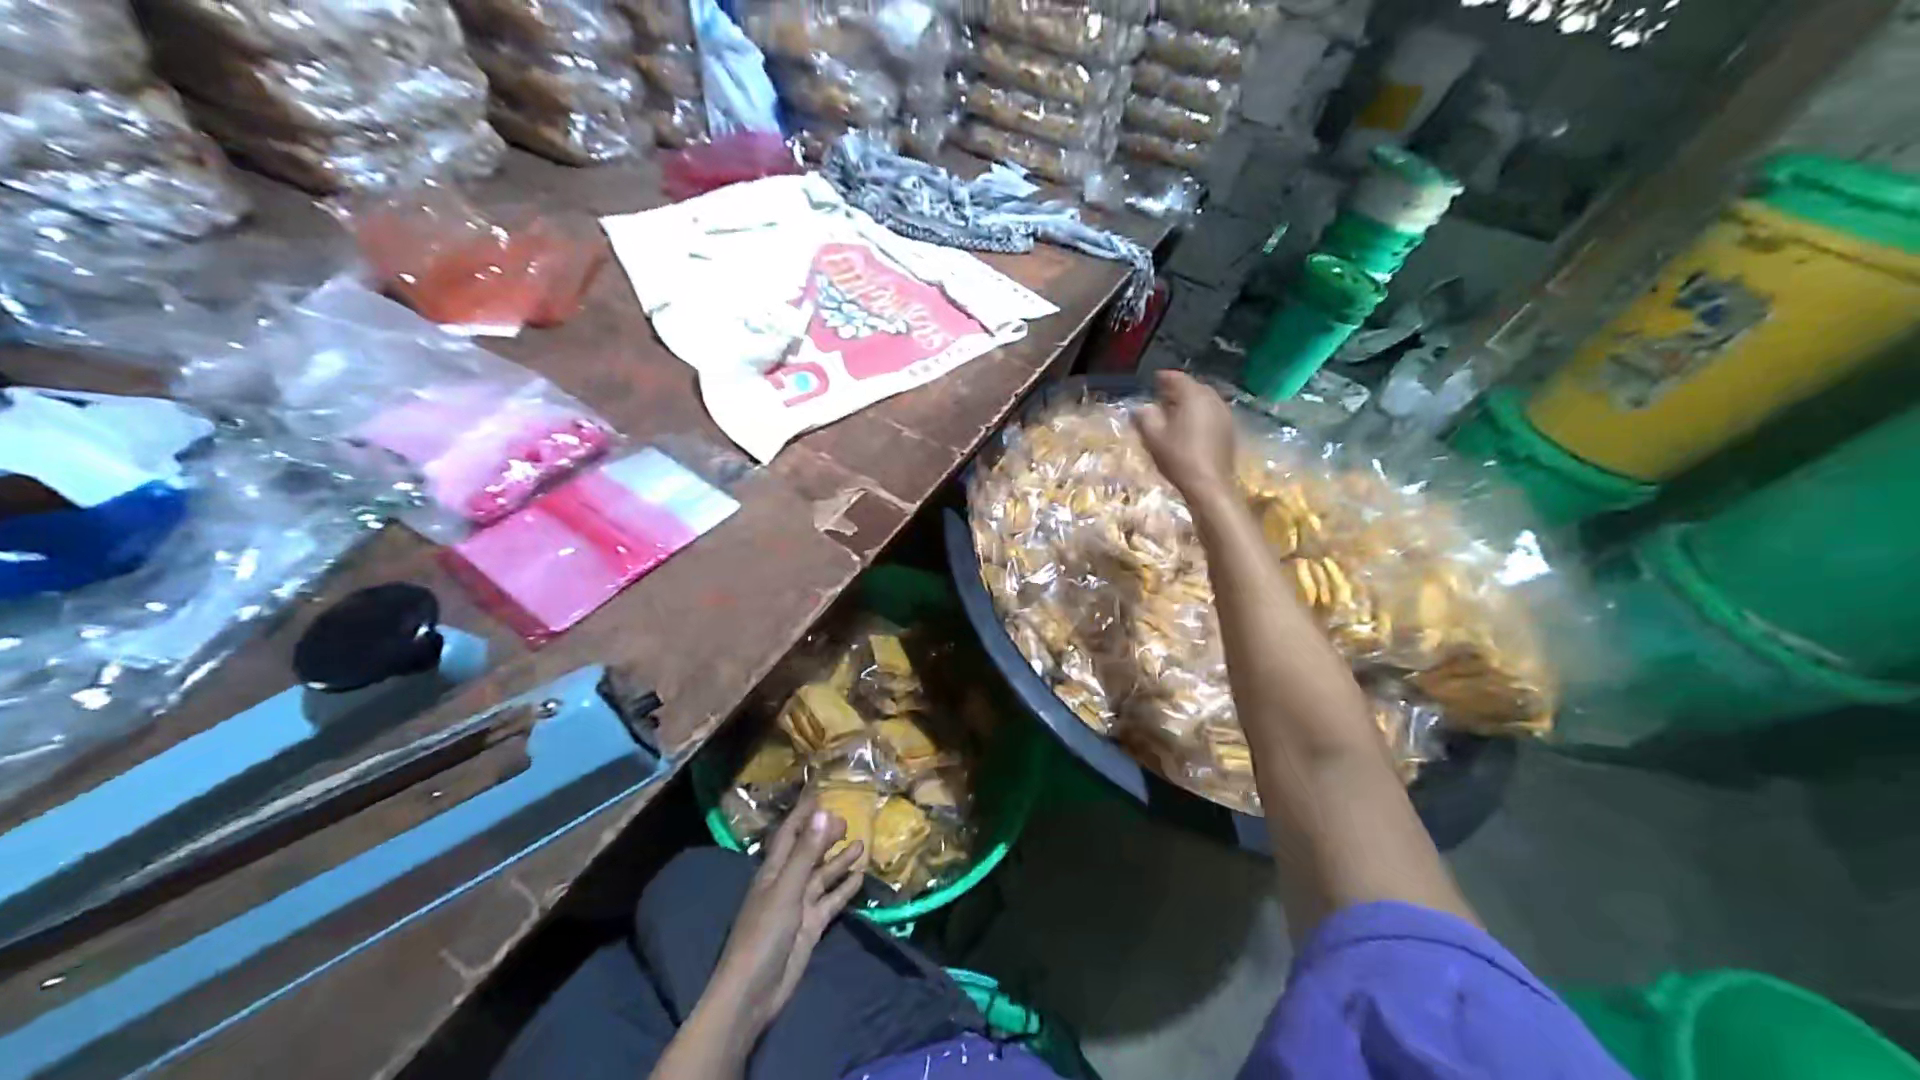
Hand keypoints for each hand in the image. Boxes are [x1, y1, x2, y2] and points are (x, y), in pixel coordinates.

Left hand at [707, 796, 866, 1041]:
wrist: (753, 991)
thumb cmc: (763, 934)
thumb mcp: (786, 889)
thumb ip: (806, 852)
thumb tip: (824, 813)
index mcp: (773, 871)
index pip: (789, 834)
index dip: (803, 815)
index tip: (821, 795)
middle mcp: (786, 883)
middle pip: (808, 852)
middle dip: (824, 836)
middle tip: (847, 821)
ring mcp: (799, 906)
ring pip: (822, 876)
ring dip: (839, 860)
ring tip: (861, 844)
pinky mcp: (811, 926)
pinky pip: (831, 900)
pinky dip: (844, 888)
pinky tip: (860, 877)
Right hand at [1135, 370, 1236, 502]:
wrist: (1209, 483)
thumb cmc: (1178, 457)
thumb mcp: (1154, 437)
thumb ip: (1145, 417)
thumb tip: (1142, 407)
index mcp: (1193, 397)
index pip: (1178, 378)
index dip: (1164, 377)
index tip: (1154, 379)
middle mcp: (1212, 399)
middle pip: (1194, 387)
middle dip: (1179, 389)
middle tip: (1163, 396)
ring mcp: (1224, 414)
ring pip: (1206, 399)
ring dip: (1191, 401)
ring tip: (1177, 411)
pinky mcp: (1230, 429)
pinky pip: (1213, 412)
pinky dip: (1201, 413)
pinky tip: (1192, 425)